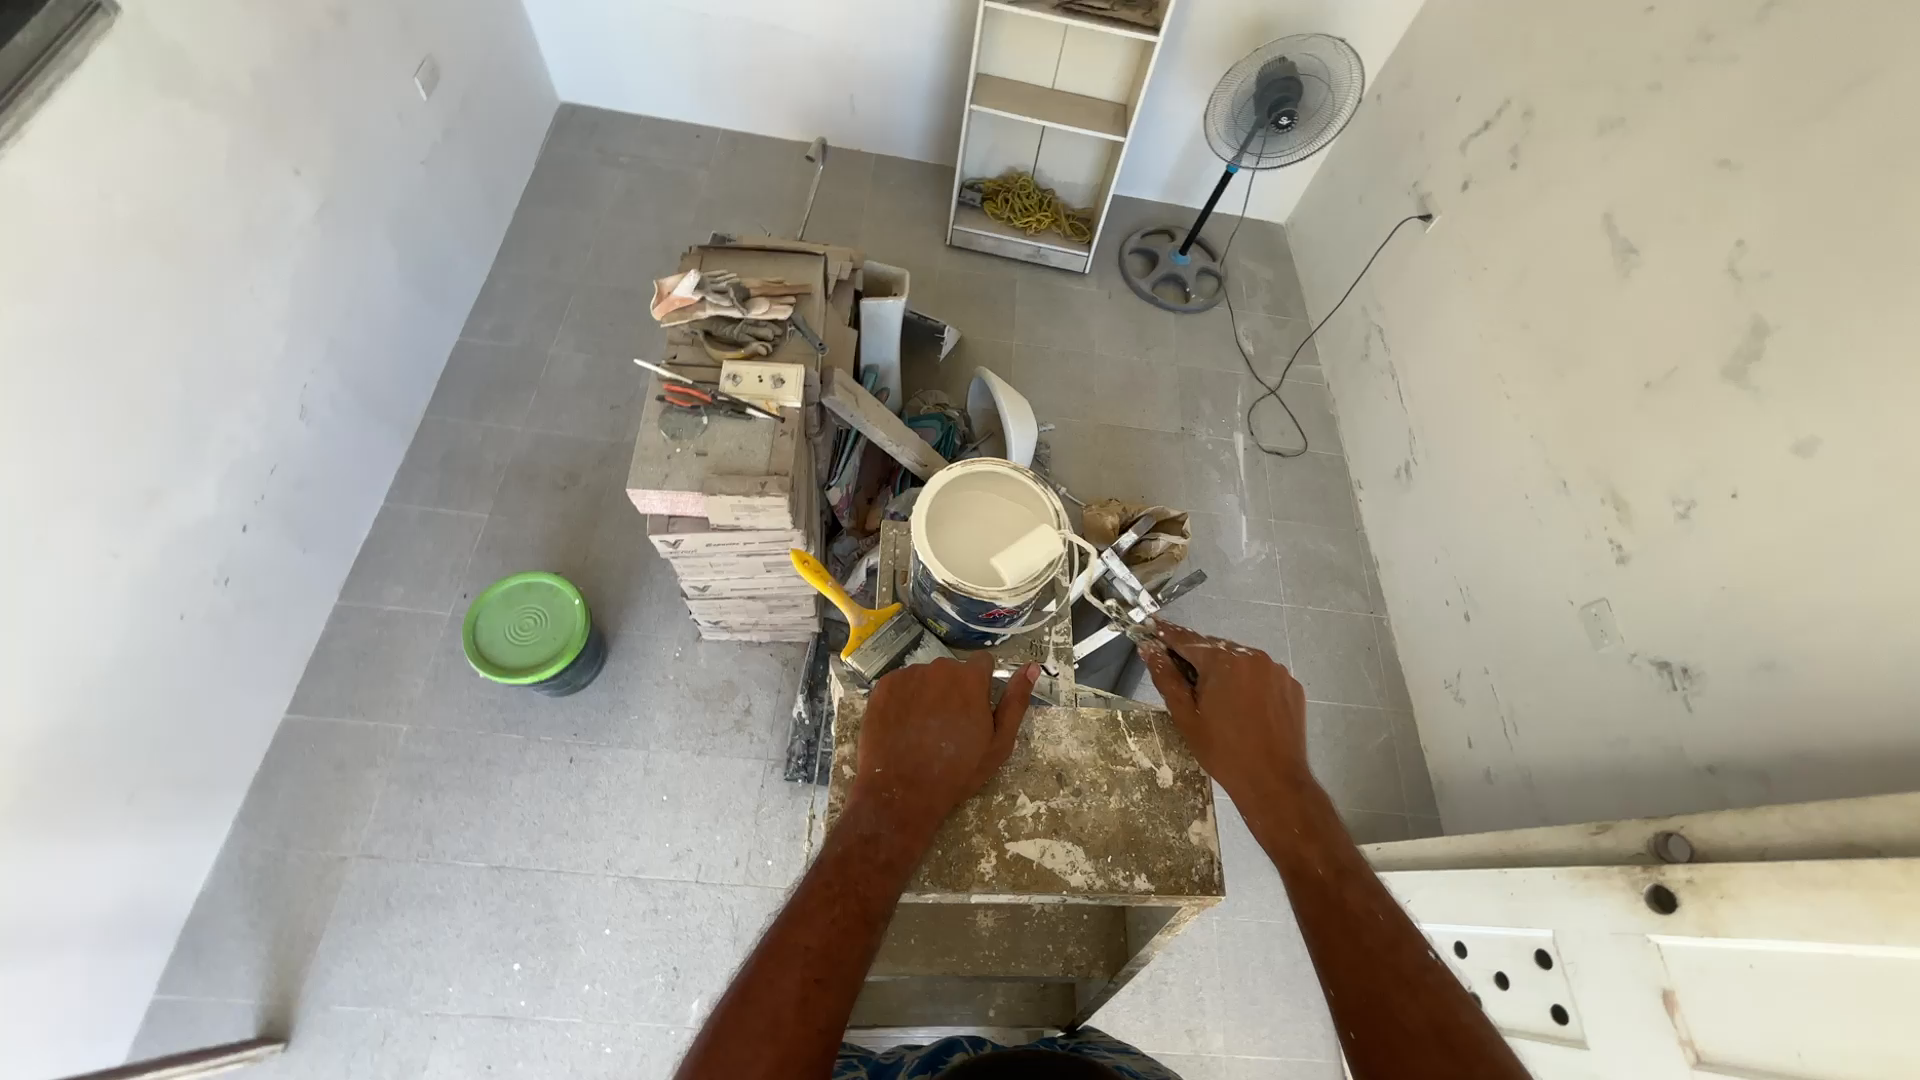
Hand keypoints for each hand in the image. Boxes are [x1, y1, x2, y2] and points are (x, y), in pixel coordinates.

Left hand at [850, 655, 1038, 841]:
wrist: (903, 792)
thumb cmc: (957, 771)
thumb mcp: (999, 742)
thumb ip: (1016, 701)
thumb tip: (1032, 667)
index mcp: (970, 678)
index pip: (983, 663)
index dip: (982, 686)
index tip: (976, 709)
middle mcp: (938, 668)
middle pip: (952, 671)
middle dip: (954, 690)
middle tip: (949, 726)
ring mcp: (907, 675)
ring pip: (925, 677)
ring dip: (928, 694)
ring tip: (923, 729)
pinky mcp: (882, 686)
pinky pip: (900, 685)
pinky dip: (904, 700)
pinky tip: (903, 726)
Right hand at [1137, 621, 1310, 802]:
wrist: (1274, 782)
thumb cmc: (1223, 752)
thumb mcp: (1185, 716)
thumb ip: (1166, 678)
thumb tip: (1149, 650)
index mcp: (1223, 661)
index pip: (1187, 640)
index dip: (1166, 634)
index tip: (1151, 627)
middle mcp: (1253, 656)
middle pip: (1214, 648)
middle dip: (1196, 659)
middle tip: (1182, 679)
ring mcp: (1275, 670)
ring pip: (1239, 660)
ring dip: (1223, 670)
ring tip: (1215, 699)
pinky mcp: (1291, 685)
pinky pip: (1260, 674)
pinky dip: (1246, 682)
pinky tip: (1242, 707)